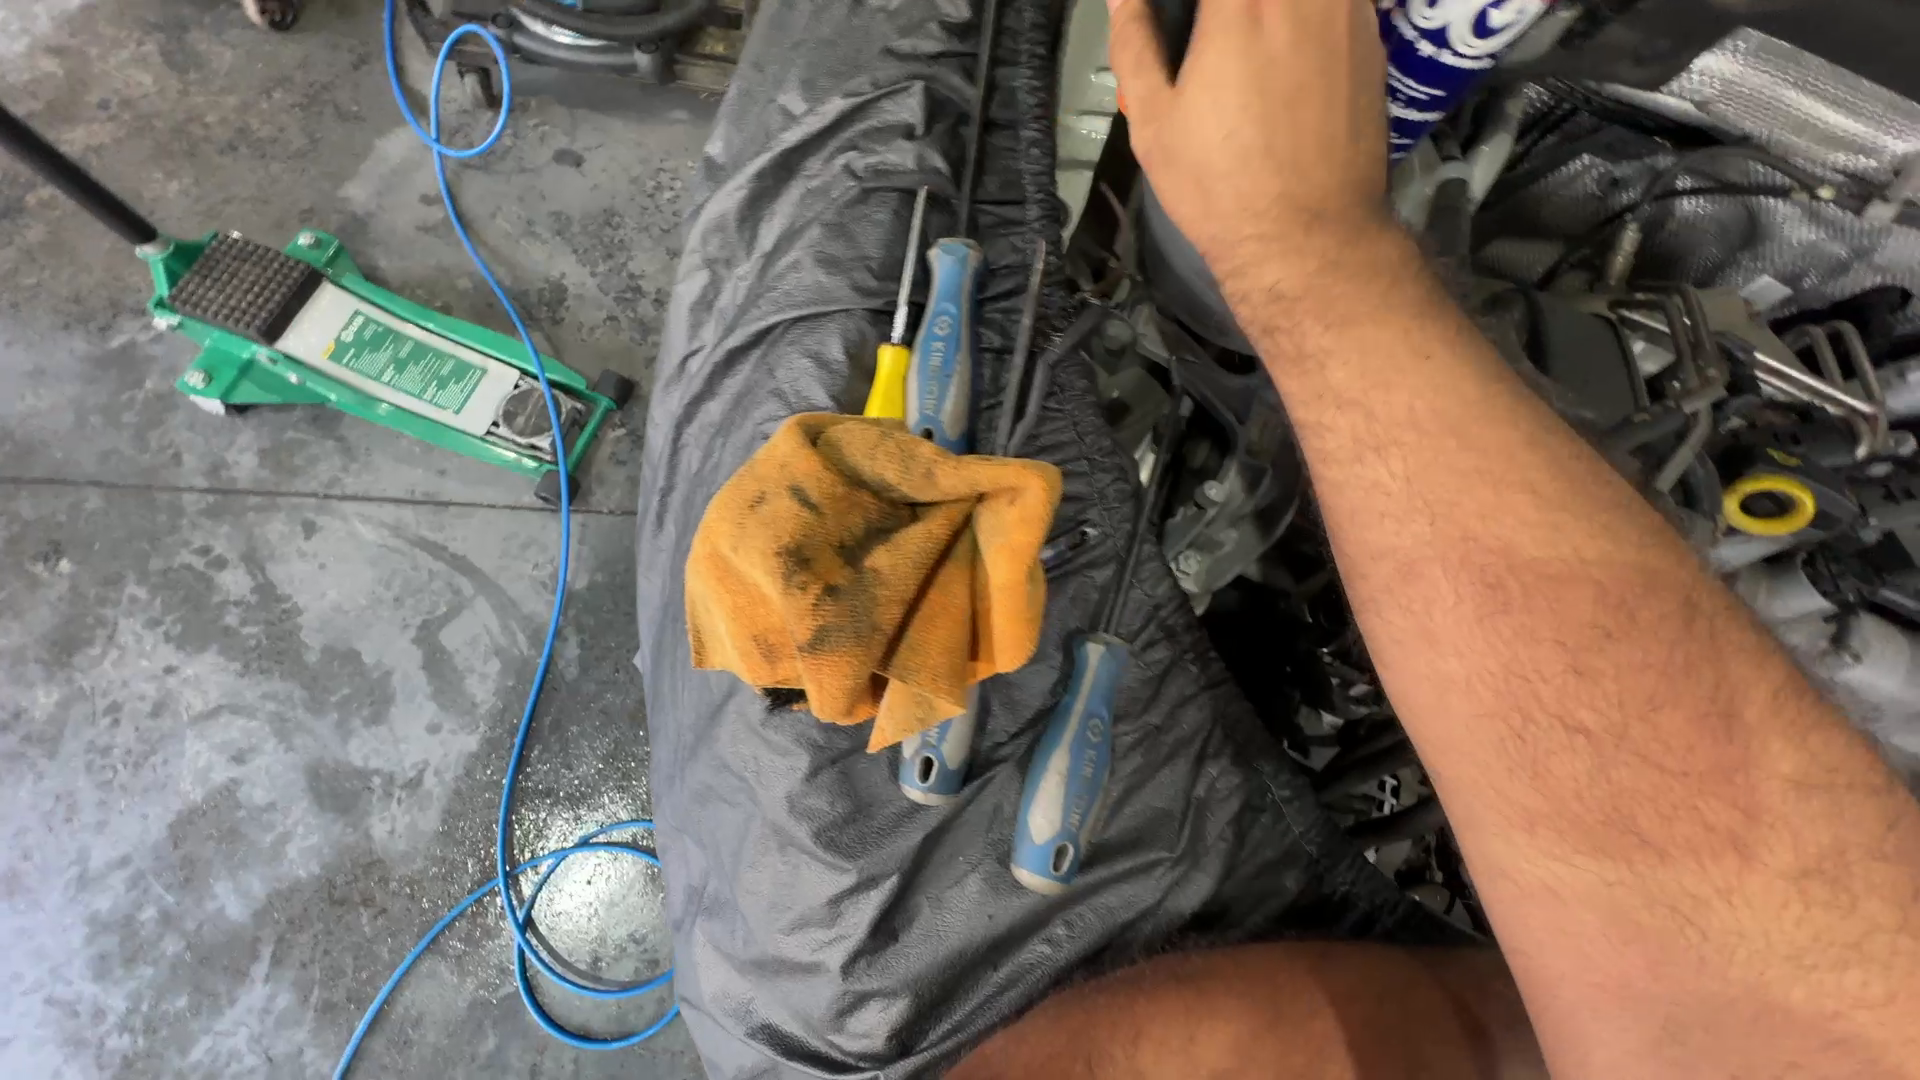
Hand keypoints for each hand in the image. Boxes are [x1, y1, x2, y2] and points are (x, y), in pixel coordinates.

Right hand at [1106, 0, 1393, 296]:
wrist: (1304, 237)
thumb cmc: (1218, 187)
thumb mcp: (1153, 124)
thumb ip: (1135, 45)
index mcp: (1239, 2)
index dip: (1190, 6)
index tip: (1175, 21)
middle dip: (1224, 13)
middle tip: (1203, 37)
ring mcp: (1346, 8)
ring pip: (1296, 1)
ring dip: (1265, 17)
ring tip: (1243, 56)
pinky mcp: (1373, 38)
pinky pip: (1333, 4)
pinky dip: (1304, 21)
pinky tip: (1284, 64)